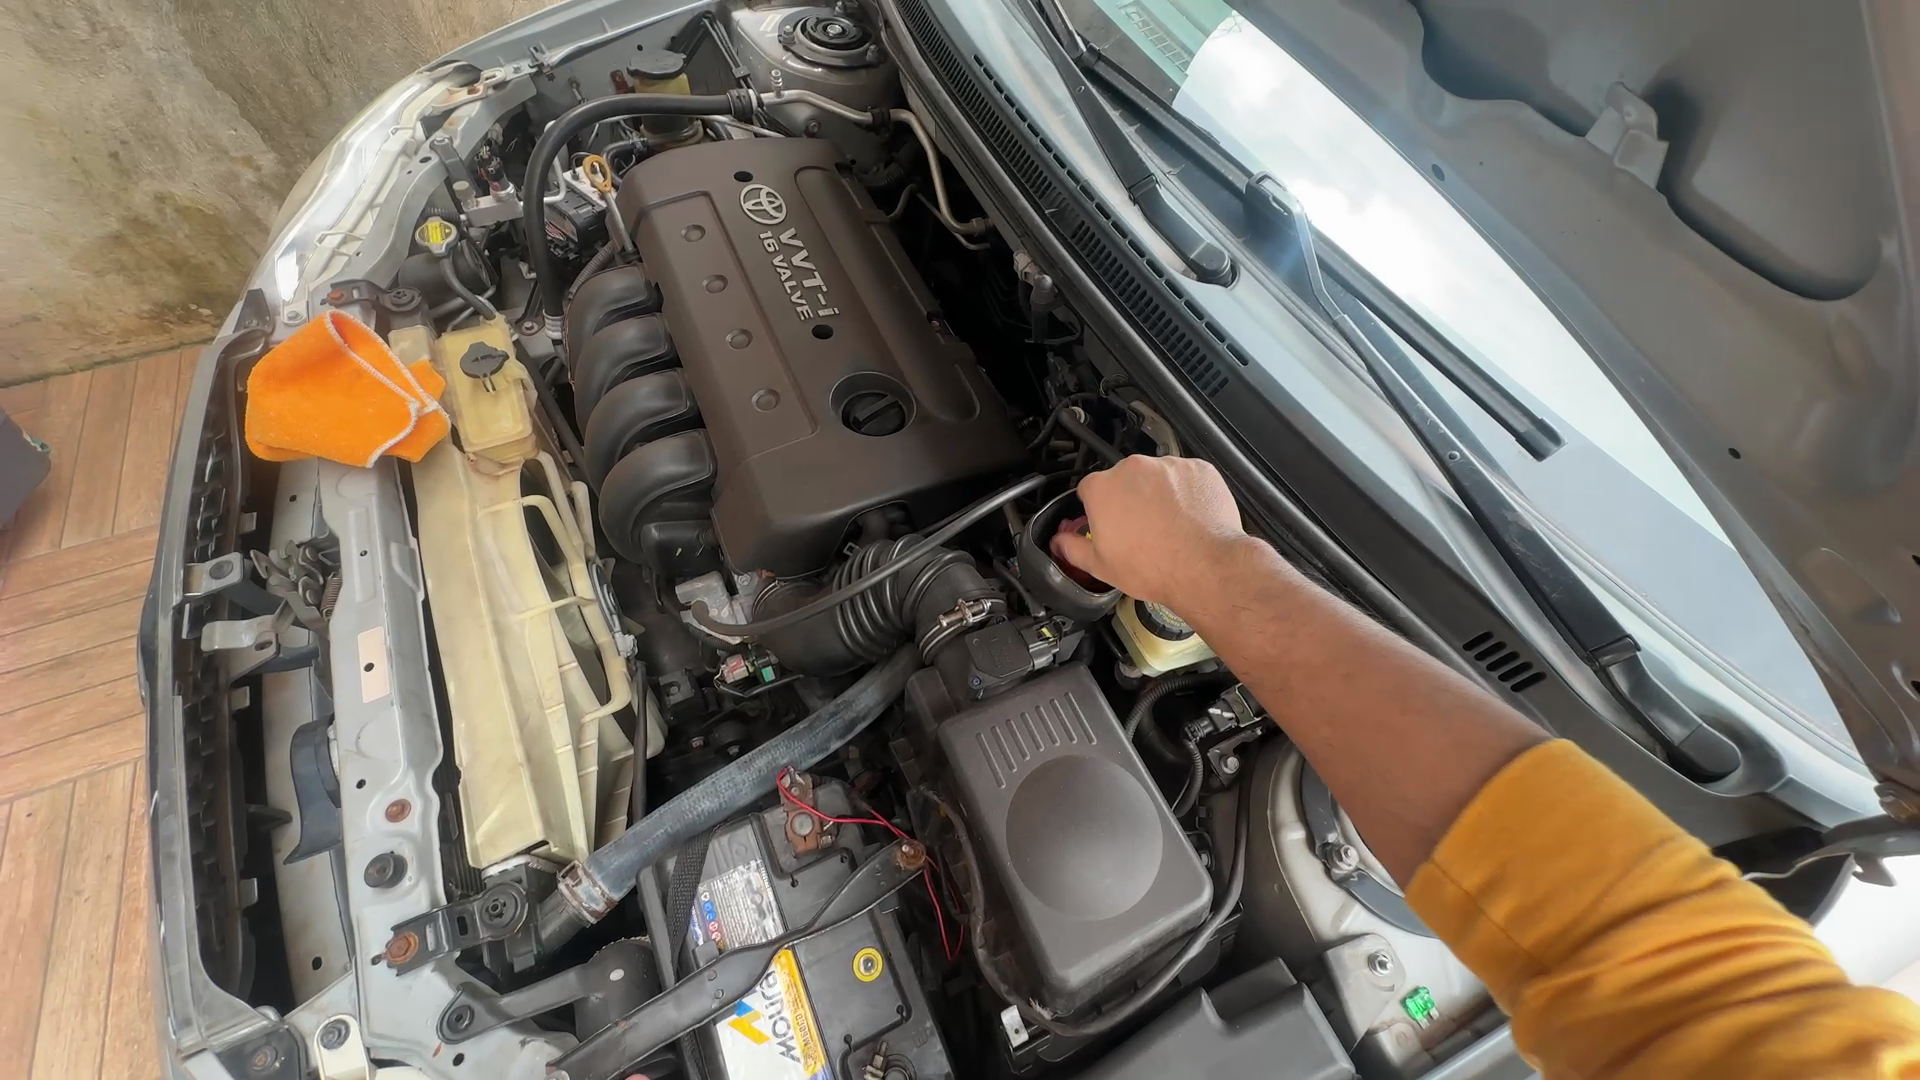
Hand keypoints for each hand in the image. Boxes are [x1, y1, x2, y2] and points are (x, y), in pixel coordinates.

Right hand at [1049, 455, 1250, 607]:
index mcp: (1102, 488)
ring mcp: (1167, 466)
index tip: (1108, 523)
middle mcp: (1132, 469)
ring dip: (1157, 494)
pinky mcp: (1197, 469)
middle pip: (1123, 479)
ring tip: (1167, 526)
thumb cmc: (1153, 566)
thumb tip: (1059, 543)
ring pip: (1155, 477)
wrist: (1204, 567)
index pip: (1089, 488)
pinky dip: (1185, 493)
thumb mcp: (1100, 566)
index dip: (1097, 508)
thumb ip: (1072, 548)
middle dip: (1128, 499)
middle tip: (1139, 529)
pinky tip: (1187, 518)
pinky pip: (1185, 477)